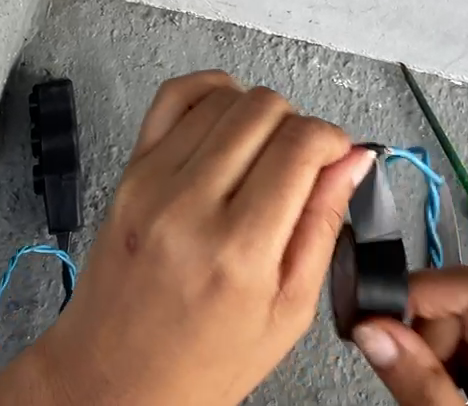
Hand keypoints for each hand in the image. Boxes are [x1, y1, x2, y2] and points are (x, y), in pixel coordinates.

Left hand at [0, 70, 375, 405]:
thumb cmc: (198, 361)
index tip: (337, 153)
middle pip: (264, 108)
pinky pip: (173, 95)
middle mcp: (190, 204)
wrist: (114, 377)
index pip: (300, 144)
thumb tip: (352, 161)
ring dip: (256, 111)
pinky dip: (209, 90)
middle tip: (301, 158)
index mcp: (238, 249)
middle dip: (298, 123)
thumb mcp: (288, 312)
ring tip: (262, 150)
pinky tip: (225, 115)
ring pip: (224, 96)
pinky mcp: (131, 169)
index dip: (333, 139)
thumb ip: (323, 224)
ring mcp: (153, 180)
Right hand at [352, 267, 467, 405]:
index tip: (370, 320)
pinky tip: (441, 402)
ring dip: (430, 359)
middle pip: (465, 313)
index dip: (416, 297)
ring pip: (463, 336)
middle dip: (422, 338)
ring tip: (423, 396)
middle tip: (399, 376)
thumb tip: (371, 329)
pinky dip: (445, 376)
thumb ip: (421, 388)